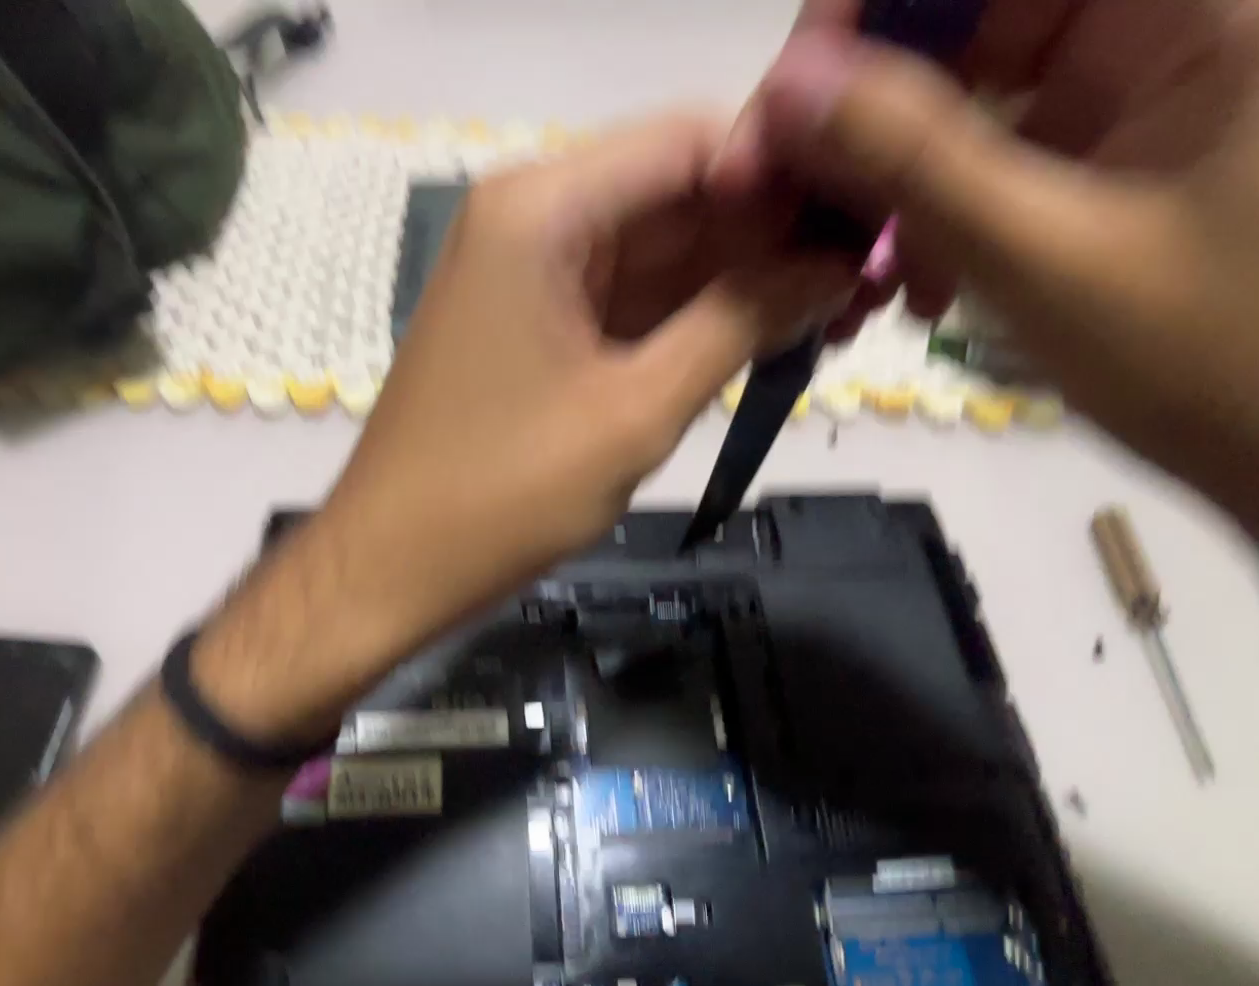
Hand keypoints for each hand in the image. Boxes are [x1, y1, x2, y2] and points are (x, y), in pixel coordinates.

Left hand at [316, 112, 843, 645]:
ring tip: (838, 320)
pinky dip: (690, 320)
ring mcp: (529, 271)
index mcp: (543, 208)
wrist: (388, 568)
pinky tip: (763, 343)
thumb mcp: (636, 410)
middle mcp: (532, 216)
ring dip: (740, 283)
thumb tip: (834, 266)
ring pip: (660, 251)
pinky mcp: (533, 323)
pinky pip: (628, 299)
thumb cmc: (500, 496)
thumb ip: (739, 322)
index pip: (693, 143)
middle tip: (870, 289)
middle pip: (680, 194)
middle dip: (772, 238)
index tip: (868, 228)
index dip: (785, 177)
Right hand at [715, 0, 1258, 546]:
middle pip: (979, 11)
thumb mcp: (1044, 257)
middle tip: (781, 180)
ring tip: (847, 260)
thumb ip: (914, 160)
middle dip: (868, 100)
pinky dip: (931, 206)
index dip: (879, 0)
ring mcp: (1145, 79)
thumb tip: (790, 81)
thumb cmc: (1212, 364)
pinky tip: (908, 281)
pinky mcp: (1110, 143)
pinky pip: (989, 145)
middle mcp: (1184, 11)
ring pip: (970, 81)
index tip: (793, 82)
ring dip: (891, 169)